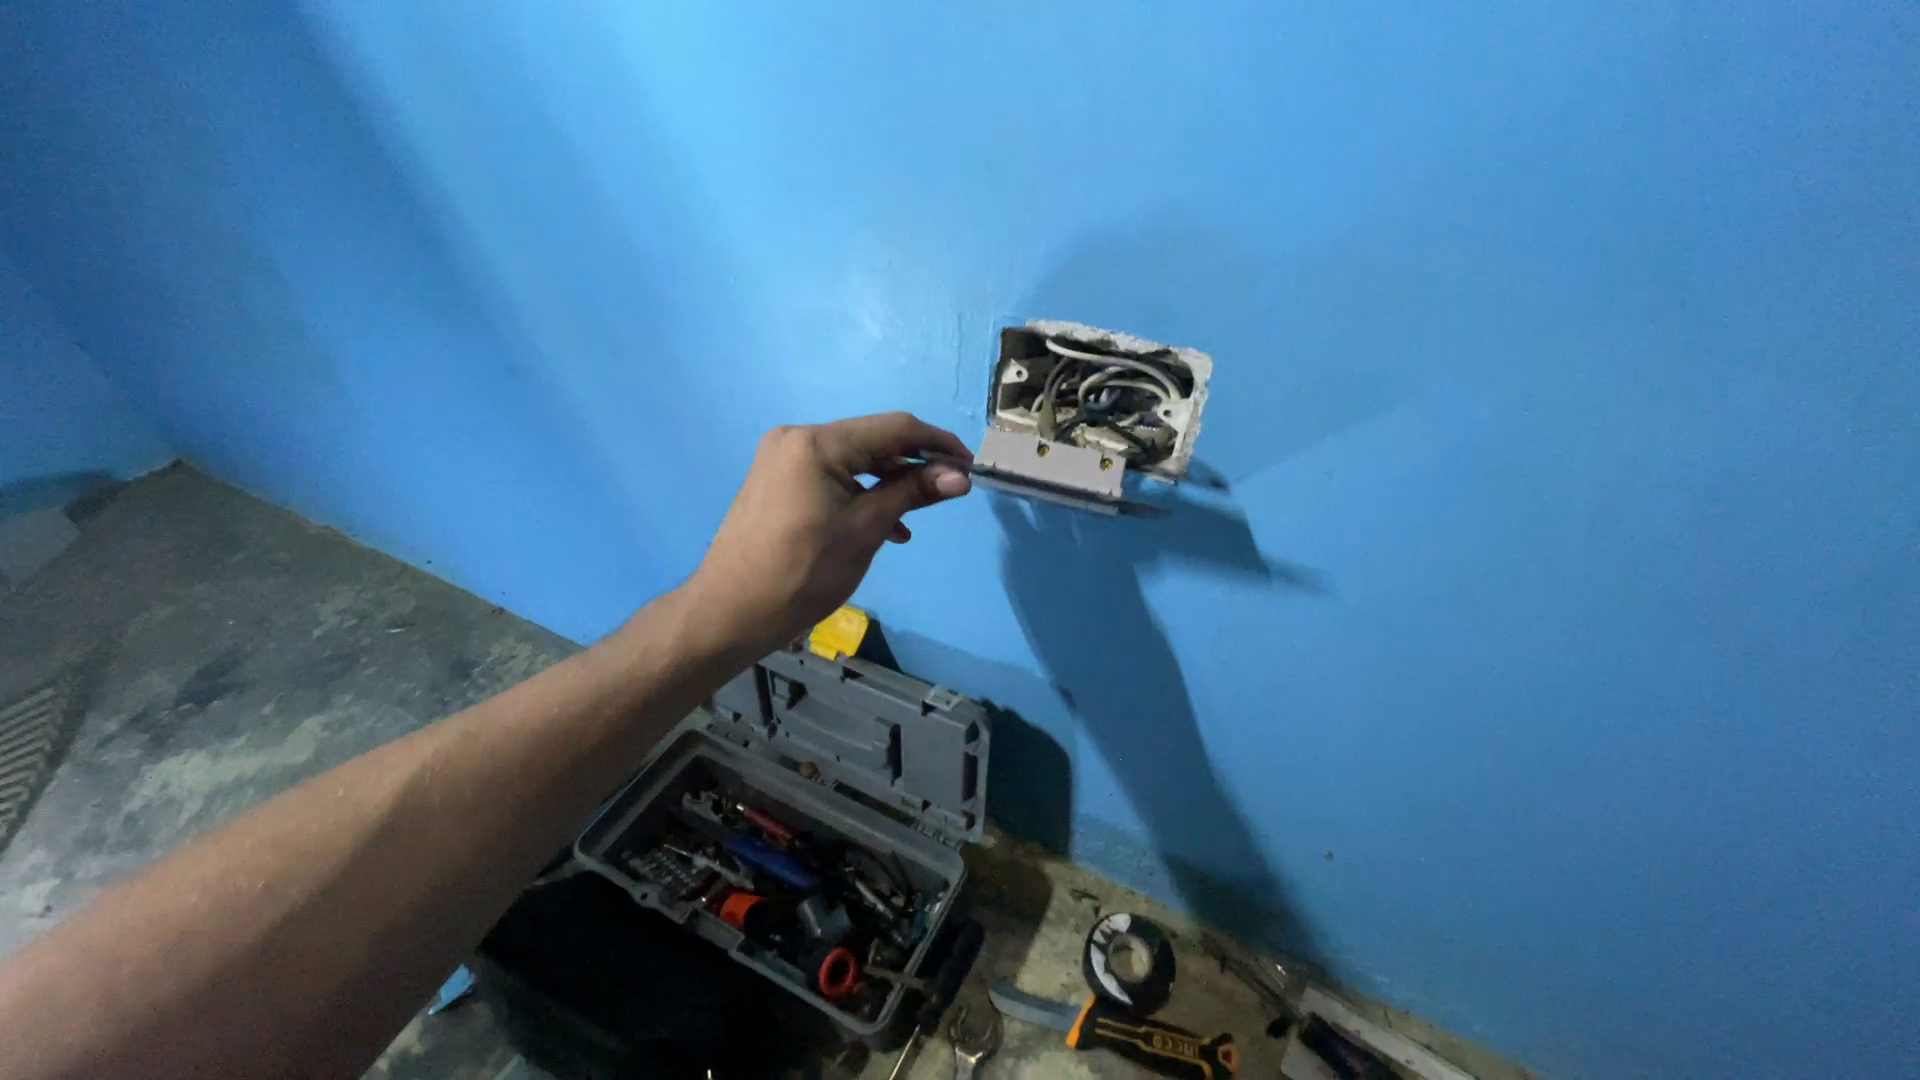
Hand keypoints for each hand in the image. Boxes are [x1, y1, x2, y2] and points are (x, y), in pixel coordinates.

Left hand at [679, 413, 972, 657]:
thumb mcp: (865, 530)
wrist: (730, 612)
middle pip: (871, 440)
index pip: (893, 428)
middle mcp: (796, 438)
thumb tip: (959, 476)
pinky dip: (860, 494)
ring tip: (917, 514)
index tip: (970, 467)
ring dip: (888, 482)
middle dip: (913, 463)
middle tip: (950, 489)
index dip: (937, 444)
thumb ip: (911, 493)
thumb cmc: (803, 572)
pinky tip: (883, 525)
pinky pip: (830, 477)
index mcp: (816, 442)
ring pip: (852, 461)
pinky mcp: (776, 482)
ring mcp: (782, 460)